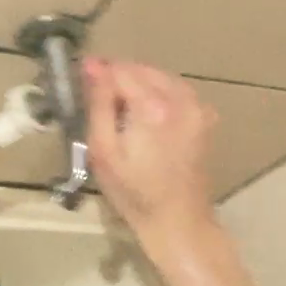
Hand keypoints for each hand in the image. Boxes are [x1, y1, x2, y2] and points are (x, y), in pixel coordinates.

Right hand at [83, 57, 220, 245]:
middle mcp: (181, 98)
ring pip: (158, 76)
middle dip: (118, 78)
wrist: (177, 219)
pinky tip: (145, 117)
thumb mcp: (102, 149)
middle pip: (141, 69)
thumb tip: (92, 66)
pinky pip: (175, 89)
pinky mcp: (205, 115)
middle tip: (98, 101)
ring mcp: (198, 105)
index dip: (97, 72)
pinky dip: (157, 94)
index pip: (119, 69)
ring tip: (120, 110)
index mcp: (153, 106)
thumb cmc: (132, 191)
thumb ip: (98, 103)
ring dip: (137, 84)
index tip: (81, 81)